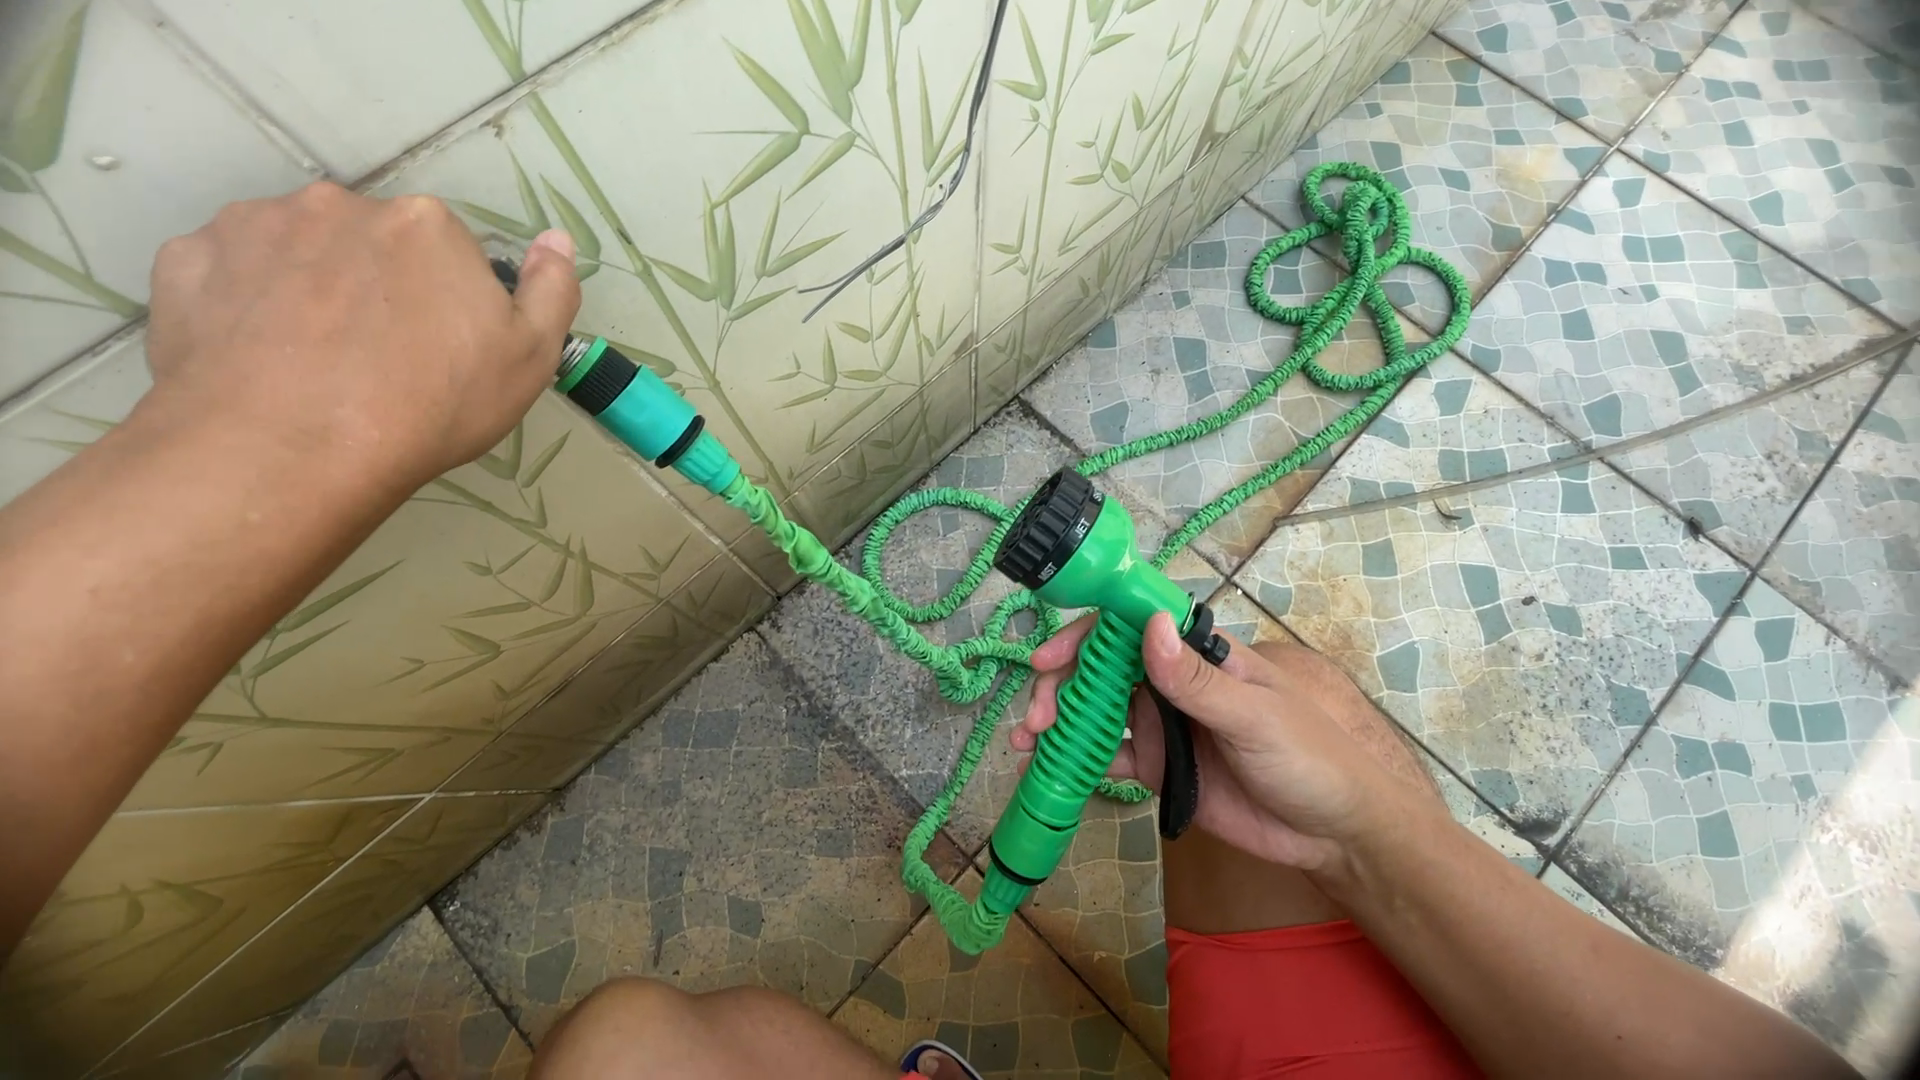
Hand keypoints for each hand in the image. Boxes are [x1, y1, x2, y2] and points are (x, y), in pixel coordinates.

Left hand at [142, 180, 580, 498]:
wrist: (293, 447)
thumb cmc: (434, 403)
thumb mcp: (530, 359)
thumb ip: (552, 290)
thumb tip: (556, 240)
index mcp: (426, 226)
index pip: (450, 251)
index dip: (452, 301)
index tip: (446, 348)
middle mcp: (340, 205)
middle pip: (374, 244)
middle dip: (382, 286)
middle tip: (385, 359)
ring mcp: (255, 227)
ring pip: (302, 253)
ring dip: (315, 289)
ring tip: (320, 361)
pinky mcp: (187, 260)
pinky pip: (233, 272)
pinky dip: (250, 302)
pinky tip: (265, 355)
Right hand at [1015, 612, 1406, 871]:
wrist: (1333, 832)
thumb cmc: (1309, 757)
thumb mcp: (1255, 716)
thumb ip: (1198, 680)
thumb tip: (1151, 626)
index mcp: (1196, 656)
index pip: (1129, 628)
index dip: (1083, 636)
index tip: (1048, 658)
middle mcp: (1169, 683)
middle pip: (1100, 670)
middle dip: (1060, 687)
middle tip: (1036, 718)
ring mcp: (1161, 725)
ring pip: (1095, 712)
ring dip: (1058, 722)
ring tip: (1027, 742)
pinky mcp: (1157, 768)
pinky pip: (1107, 757)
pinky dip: (1074, 760)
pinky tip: (1048, 768)